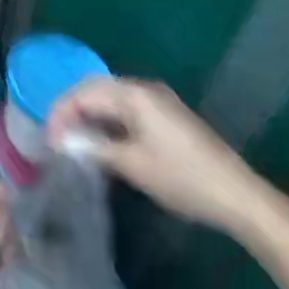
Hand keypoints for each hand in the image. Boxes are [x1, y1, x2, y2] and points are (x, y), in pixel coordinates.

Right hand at [46, 77, 276, 236]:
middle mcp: (145, 91)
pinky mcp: (168, 119)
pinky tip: (100, 143)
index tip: (49, 141)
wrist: (239, 198)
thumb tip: (61, 141)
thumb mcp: (129, 163)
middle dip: (71, 111)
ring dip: (89, 117)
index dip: (59, 114)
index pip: (82, 93)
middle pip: (95, 91)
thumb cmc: (181, 178)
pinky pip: (126, 111)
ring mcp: (159, 104)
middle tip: (56, 138)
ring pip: (110, 101)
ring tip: (73, 142)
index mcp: (134, 95)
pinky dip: (107, 123)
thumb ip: (90, 147)